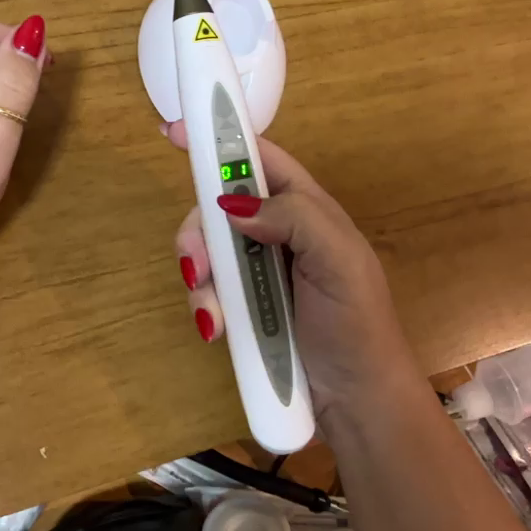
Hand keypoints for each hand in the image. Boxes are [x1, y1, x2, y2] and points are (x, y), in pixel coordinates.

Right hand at [165, 124, 417, 419]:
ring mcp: (256, 268)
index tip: (175, 131)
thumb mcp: (338, 260)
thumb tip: (232, 204)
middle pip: (217, 204)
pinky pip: (208, 288)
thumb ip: (293, 217)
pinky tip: (214, 328)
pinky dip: (204, 304)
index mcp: (305, 206)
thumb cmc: (356, 323)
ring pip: (207, 248)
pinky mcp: (243, 304)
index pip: (258, 157)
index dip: (220, 140)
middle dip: (199, 232)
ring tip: (213, 315)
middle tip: (198, 267)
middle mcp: (276, 229)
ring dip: (200, 276)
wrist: (355, 399)